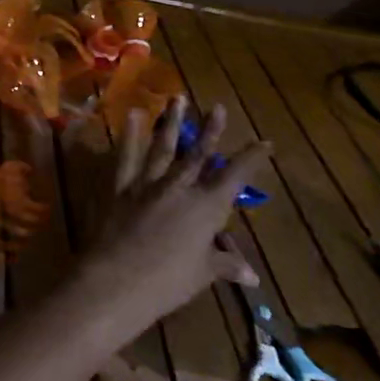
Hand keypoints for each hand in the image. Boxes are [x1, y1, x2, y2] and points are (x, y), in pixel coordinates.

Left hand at [79, 97, 267, 322]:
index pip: (235, 177)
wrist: (115, 279)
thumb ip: (224, 265)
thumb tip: (249, 276)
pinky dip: (129, 135)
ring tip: (176, 99)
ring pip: (161, 147)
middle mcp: (177, 188)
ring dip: (170, 123)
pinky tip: (131, 116)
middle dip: (209, 129)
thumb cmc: (166, 281)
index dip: (251, 158)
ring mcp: (144, 184)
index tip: (264, 141)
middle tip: (216, 106)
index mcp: (207, 208)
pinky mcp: (115, 187)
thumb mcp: (202, 273)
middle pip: (197, 154)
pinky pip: (124, 156)